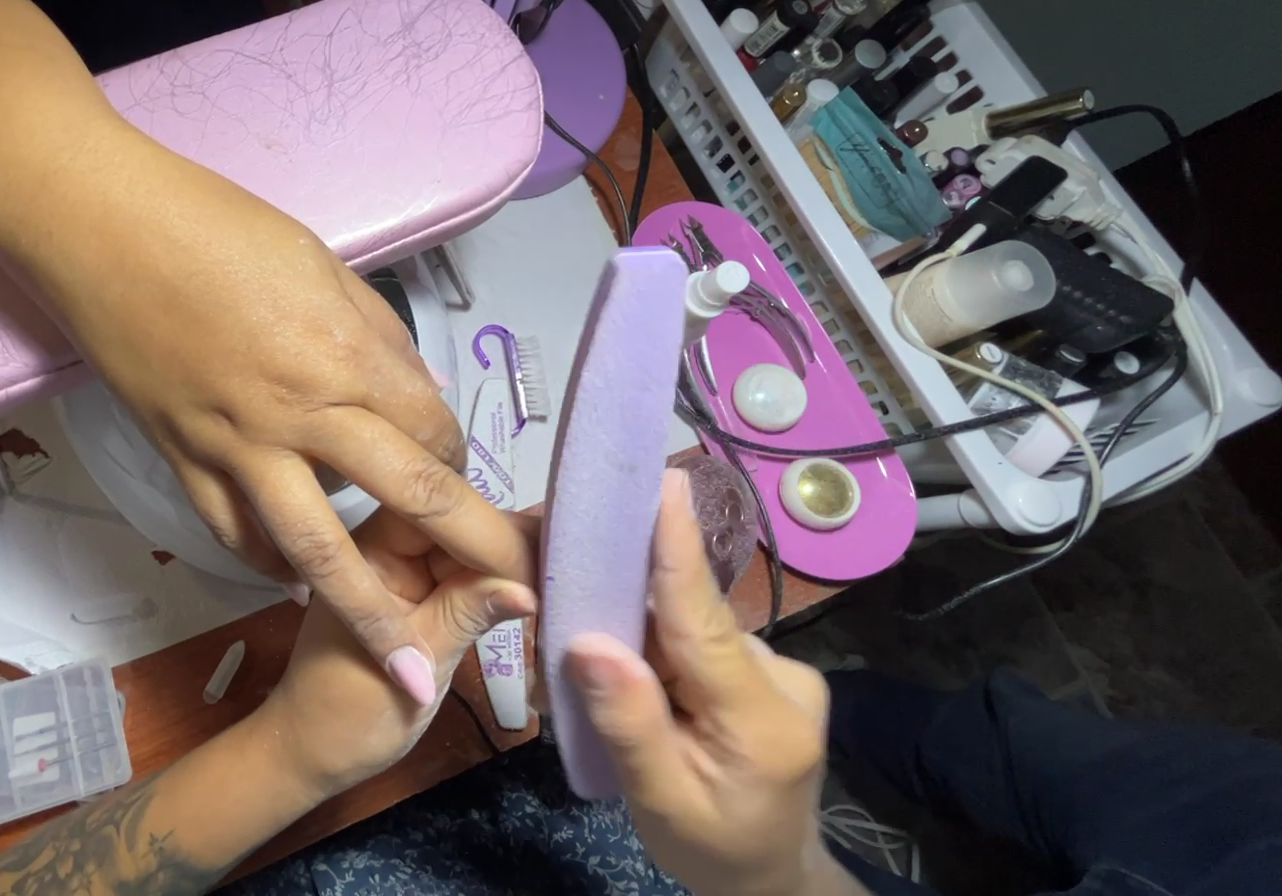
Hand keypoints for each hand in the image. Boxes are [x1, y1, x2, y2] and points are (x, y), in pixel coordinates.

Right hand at [33, 140, 533, 706]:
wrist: (102, 230)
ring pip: (314, 548)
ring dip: (369, 611)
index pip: (428, 428)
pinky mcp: (181, 459)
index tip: (463, 471)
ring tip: (406, 662)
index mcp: (342, 354)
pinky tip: (290, 583)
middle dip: (470, 546)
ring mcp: (235, 447)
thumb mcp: (319, 263)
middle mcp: (300, 415)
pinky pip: (230, 531)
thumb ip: (376, 334)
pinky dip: (265, 564)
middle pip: (405, 495)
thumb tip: (416, 390)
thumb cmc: (218, 226)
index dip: (458, 455)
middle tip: (515, 586)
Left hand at [253, 508, 539, 798]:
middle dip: (508, 537)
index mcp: (370, 551)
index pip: (434, 514)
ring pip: (462, 547)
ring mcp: (400, 567)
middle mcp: (385, 545)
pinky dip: (493, 579)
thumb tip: (529, 586)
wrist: (312, 752)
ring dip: (507, 557)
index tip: (556, 544)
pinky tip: (536, 576)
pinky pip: (459, 574)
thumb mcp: (418, 667)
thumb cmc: (349, 715)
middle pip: (453, 524)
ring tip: (566, 557)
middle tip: (574, 548)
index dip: (493, 528)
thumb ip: (467, 615)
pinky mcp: (415, 590)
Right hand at [564, 469, 848, 895]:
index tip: (664, 480)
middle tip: (556, 613)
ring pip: (677, 625)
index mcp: (762, 719)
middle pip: (680, 618)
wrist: (768, 876)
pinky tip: (620, 669)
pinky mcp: (754, 664)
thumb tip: (588, 642)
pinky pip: (685, 637)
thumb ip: (629, 724)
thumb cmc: (713, 850)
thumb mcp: (661, 802)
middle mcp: (779, 677)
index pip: (704, 620)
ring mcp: (772, 667)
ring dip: (627, 632)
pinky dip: (646, 646)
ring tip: (580, 661)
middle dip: (616, 609)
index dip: (678, 548)